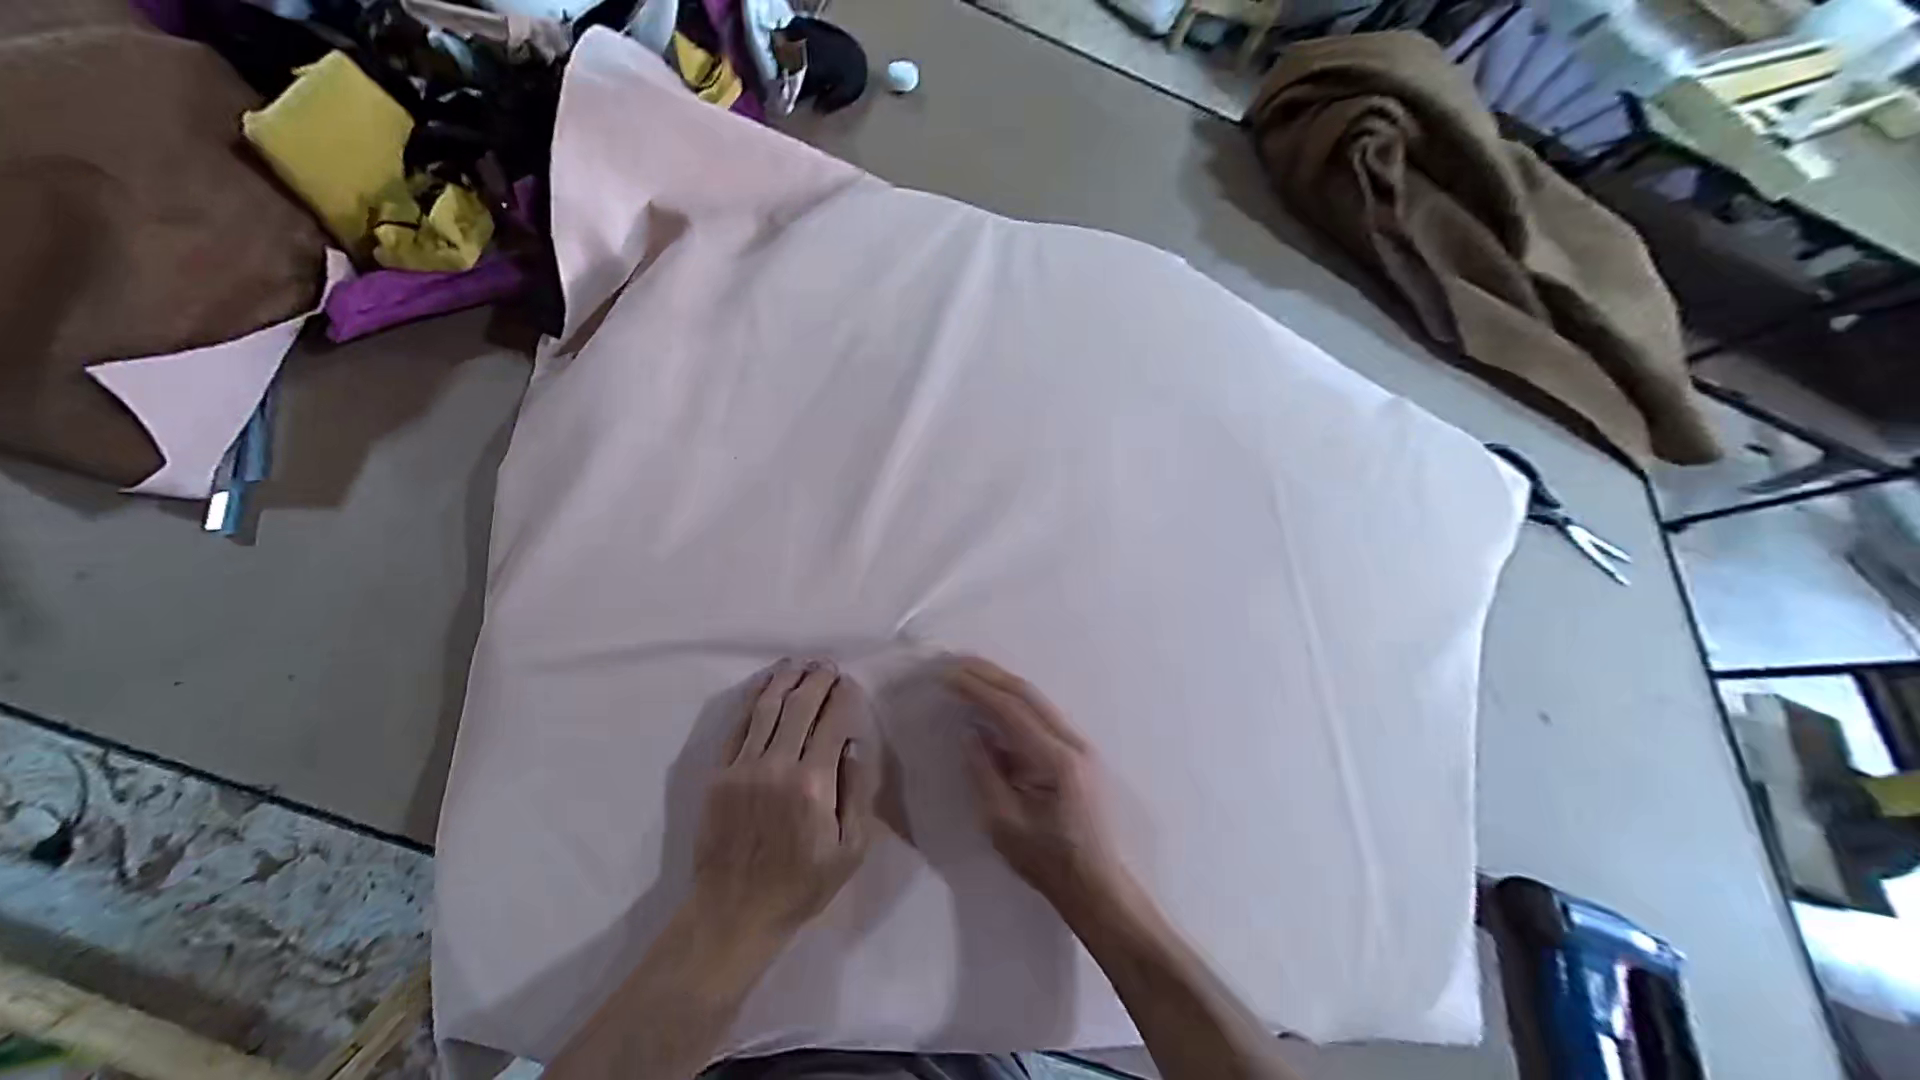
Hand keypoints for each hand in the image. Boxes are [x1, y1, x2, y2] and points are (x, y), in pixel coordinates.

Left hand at [694, 659, 877, 938]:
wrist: (734, 910)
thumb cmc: (802, 883)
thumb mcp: (850, 849)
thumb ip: (856, 791)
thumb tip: (853, 743)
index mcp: (813, 784)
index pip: (832, 723)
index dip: (843, 697)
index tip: (850, 682)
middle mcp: (777, 766)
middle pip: (799, 707)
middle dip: (816, 680)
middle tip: (827, 665)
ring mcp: (743, 767)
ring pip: (766, 708)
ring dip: (784, 680)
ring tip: (798, 664)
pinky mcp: (719, 773)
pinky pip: (738, 726)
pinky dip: (752, 699)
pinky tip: (764, 685)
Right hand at [948, 656, 1133, 914]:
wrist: (1095, 884)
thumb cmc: (1046, 861)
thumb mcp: (1003, 823)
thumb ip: (985, 772)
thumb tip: (970, 732)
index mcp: (1055, 760)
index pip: (1012, 710)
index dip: (978, 689)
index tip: (948, 676)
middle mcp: (1073, 742)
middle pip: (1028, 694)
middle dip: (990, 674)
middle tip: (956, 662)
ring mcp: (1080, 745)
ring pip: (1038, 700)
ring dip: (1003, 683)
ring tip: (971, 672)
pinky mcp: (1078, 752)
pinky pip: (1042, 715)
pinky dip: (1016, 702)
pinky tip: (996, 700)